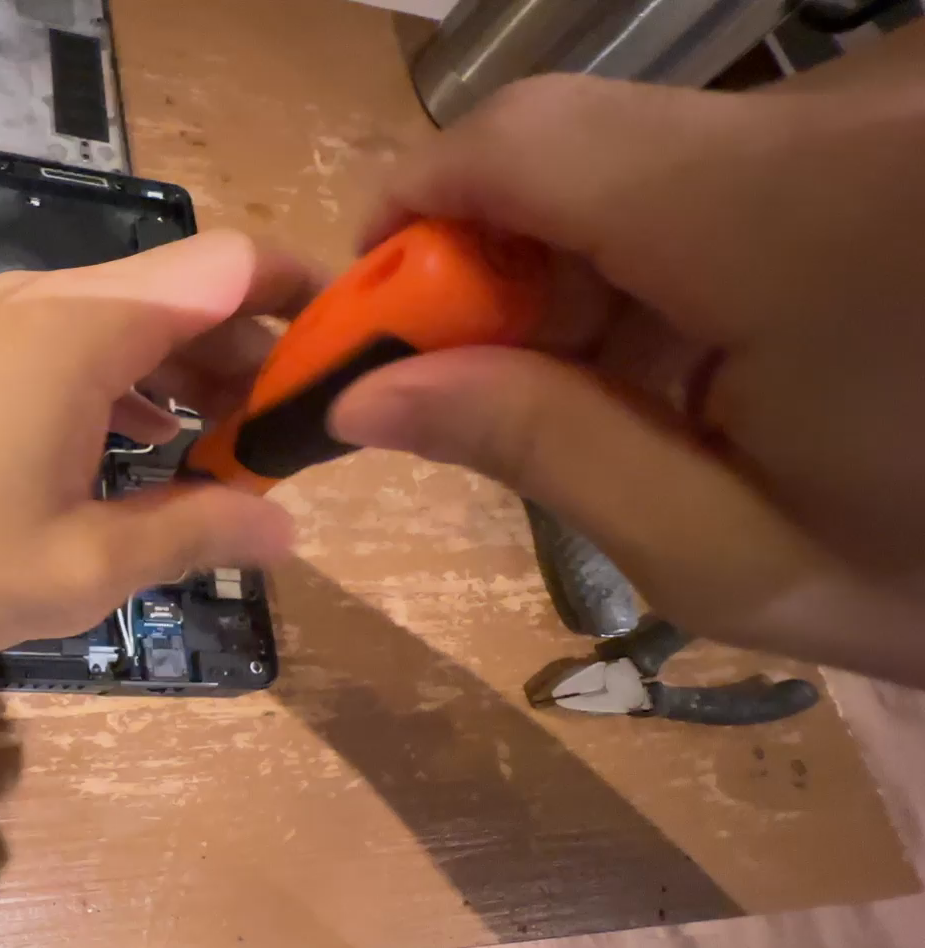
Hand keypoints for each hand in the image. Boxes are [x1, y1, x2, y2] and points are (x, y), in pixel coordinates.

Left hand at [0, 231, 308, 661]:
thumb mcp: (81, 566)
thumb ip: (196, 532)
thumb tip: (285, 527)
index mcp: (83, 330)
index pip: (230, 266)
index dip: (300, 304)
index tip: (337, 369)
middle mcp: (39, 300)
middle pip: (178, 291)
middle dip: (244, 355)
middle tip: (278, 439)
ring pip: (119, 320)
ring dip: (177, 374)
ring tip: (213, 450)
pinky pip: (62, 346)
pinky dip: (113, 384)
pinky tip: (124, 447)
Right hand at [323, 42, 924, 684]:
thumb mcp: (727, 554)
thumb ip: (535, 453)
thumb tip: (365, 397)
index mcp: (806, 217)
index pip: (525, 142)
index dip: (413, 204)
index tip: (372, 306)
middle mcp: (869, 114)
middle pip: (575, 156)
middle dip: (484, 271)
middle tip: (472, 386)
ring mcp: (909, 107)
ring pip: (644, 166)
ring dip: (572, 277)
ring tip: (612, 391)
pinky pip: (724, 170)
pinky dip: (657, 260)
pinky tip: (698, 351)